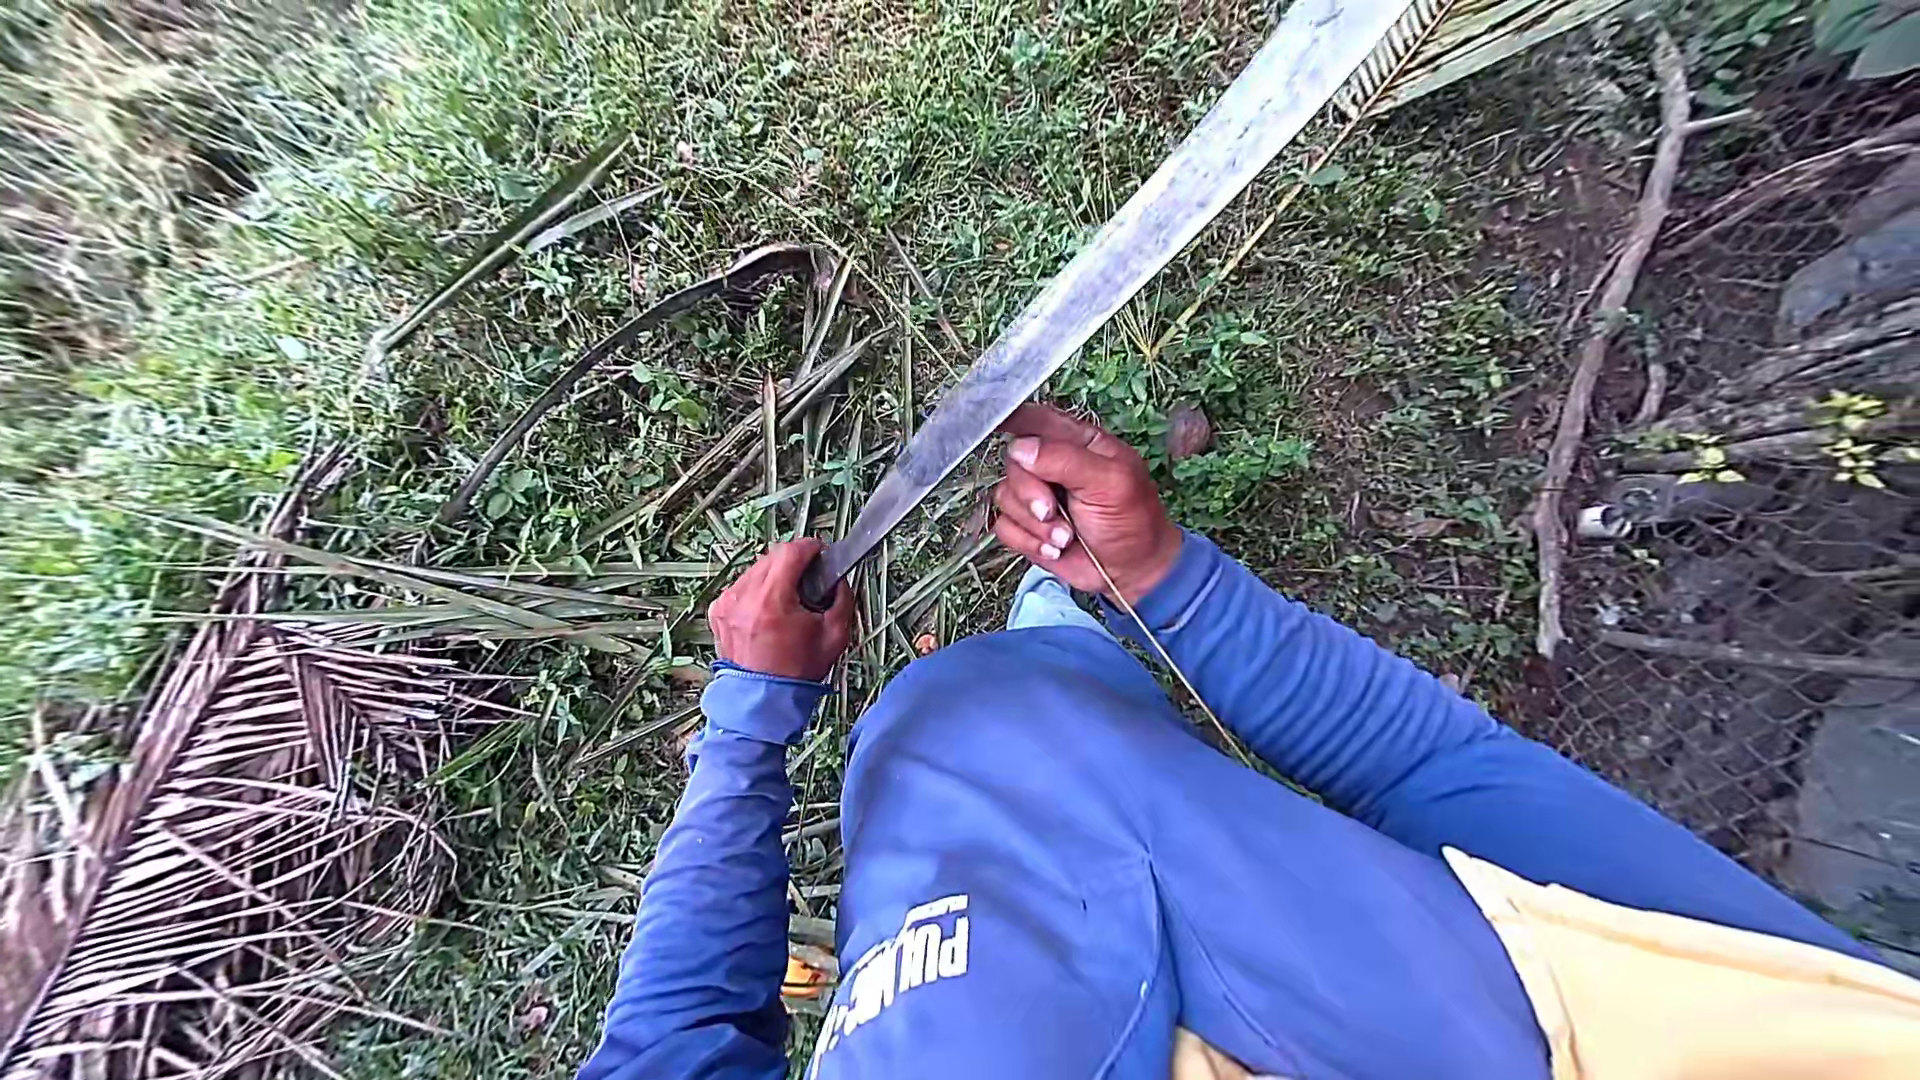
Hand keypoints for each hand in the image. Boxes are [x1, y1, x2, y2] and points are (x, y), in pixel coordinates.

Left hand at [708, 538, 852, 680]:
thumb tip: (838, 578)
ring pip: (757, 568)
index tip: (821, 553)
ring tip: (789, 597)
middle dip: (794, 561)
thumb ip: (842, 598)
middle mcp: (744, 596)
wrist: (763, 700)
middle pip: (773, 556)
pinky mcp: (718, 610)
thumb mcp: (835, 634)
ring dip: (776, 574)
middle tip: (809, 579)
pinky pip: (742, 585)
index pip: (790, 551)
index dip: (810, 547)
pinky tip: (769, 609)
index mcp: (772, 600)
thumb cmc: (798, 670)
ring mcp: (727, 603)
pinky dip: (758, 590)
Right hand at [991, 403, 1182, 604]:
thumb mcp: (1110, 483)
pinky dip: (1027, 541)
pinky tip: (1053, 548)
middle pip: (1013, 462)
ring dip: (1034, 524)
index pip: (1037, 419)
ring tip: (1065, 537)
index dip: (1011, 418)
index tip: (994, 424)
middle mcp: (1052, 465)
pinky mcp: (1026, 526)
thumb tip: (1021, 448)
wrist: (1130, 572)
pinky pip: (1004, 526)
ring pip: (1005, 496)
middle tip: (1052, 512)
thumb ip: (1066, 460)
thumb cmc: (1132, 522)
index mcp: (1077, 443)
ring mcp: (1036, 496)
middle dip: (1030, 493)